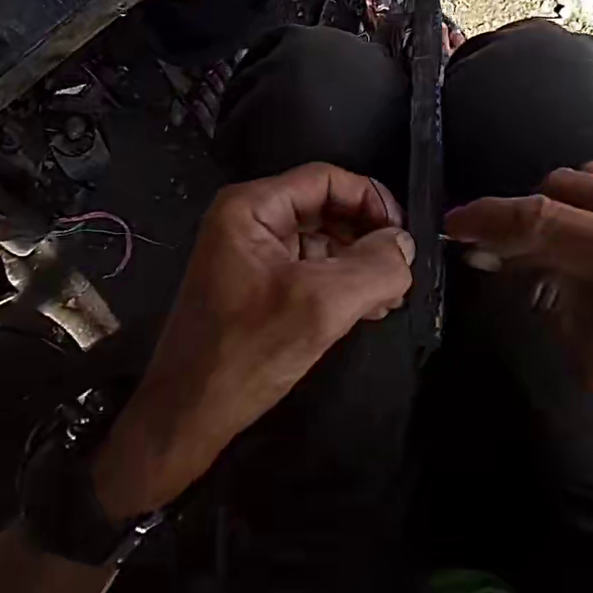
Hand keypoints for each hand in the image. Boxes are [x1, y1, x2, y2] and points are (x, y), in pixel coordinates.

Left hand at [93, 163, 414, 516]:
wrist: (188, 413)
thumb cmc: (245, 353)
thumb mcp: (319, 305)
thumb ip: (374, 268)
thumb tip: (405, 245)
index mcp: (250, 208)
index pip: (326, 179)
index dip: (371, 199)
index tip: (404, 235)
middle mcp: (247, 222)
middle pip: (324, 208)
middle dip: (367, 236)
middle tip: (400, 271)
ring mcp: (251, 255)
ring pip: (320, 241)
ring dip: (358, 264)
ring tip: (388, 297)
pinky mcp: (257, 287)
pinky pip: (308, 270)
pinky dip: (340, 284)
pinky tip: (366, 309)